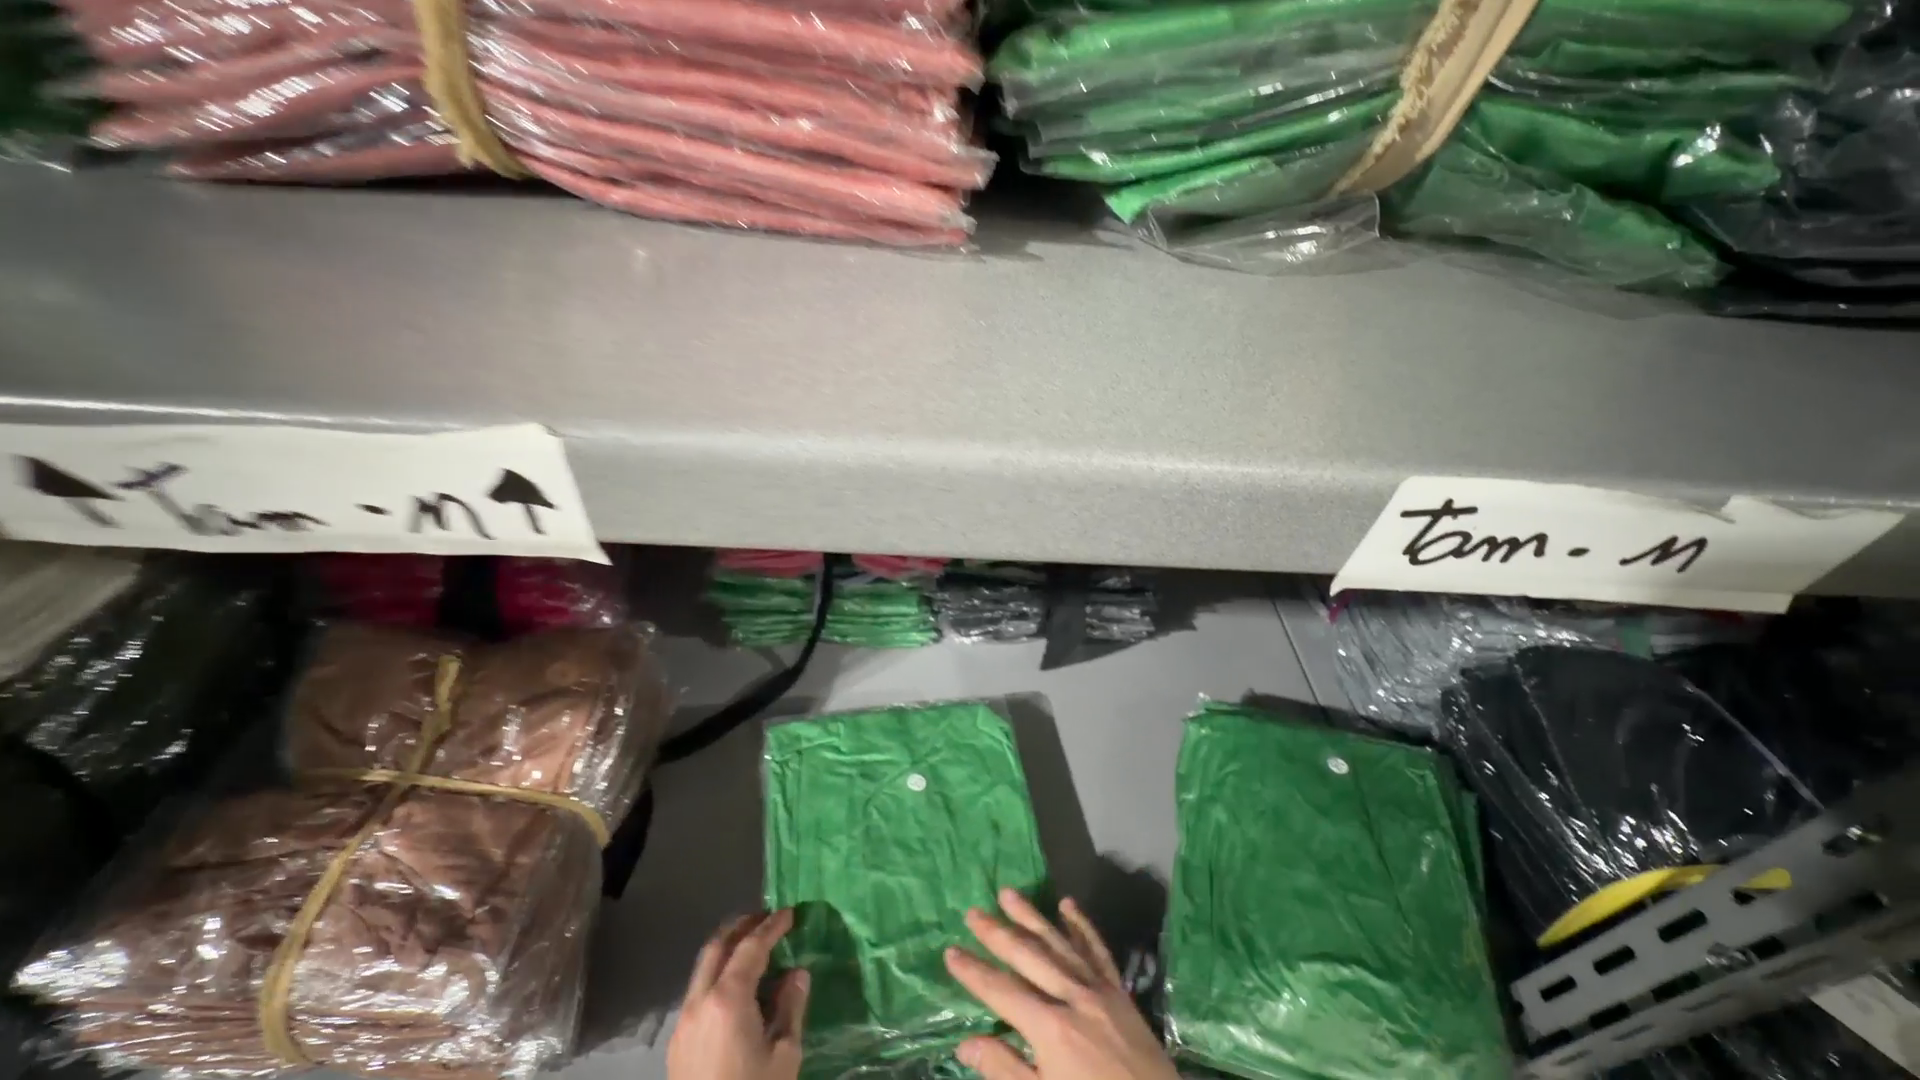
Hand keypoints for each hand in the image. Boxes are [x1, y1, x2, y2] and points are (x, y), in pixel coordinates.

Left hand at [667, 910, 808, 1079]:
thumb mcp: (784, 1055)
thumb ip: (790, 1008)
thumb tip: (796, 974)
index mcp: (728, 999)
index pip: (750, 948)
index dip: (771, 927)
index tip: (790, 913)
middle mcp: (698, 1001)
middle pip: (716, 947)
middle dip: (741, 927)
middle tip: (767, 918)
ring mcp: (683, 1021)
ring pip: (701, 969)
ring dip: (726, 950)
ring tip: (753, 948)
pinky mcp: (677, 1042)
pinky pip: (697, 992)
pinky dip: (717, 975)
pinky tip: (736, 988)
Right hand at [944, 889, 1179, 1079]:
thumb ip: (1005, 1069)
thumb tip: (966, 1043)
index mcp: (1050, 1027)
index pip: (1001, 991)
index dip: (974, 972)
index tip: (950, 952)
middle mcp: (1073, 997)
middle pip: (1029, 957)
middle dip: (998, 934)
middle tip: (973, 912)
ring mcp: (1100, 991)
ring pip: (1059, 944)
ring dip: (1032, 917)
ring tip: (1009, 894)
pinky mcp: (1121, 994)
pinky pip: (1098, 952)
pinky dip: (1082, 927)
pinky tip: (1068, 906)